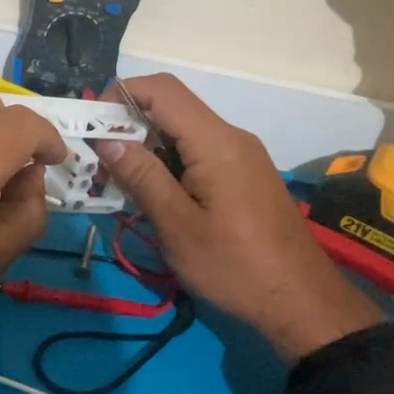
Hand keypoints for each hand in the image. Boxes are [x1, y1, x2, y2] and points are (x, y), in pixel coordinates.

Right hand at [102, 74, 386, 362]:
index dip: (119, 95)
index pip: (161, 90)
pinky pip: (196, 153)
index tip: (90, 127)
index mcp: (216, 142)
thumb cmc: (236, 267)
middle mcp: (230, 138)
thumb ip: (141, 176)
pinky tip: (150, 195)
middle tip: (96, 162)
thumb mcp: (177, 226)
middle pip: (170, 107)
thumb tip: (106, 139)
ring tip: (116, 183)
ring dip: (144, 147)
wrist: (303, 304)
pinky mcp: (242, 176)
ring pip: (181, 132)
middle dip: (126, 125)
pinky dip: (166, 163)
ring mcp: (240, 156)